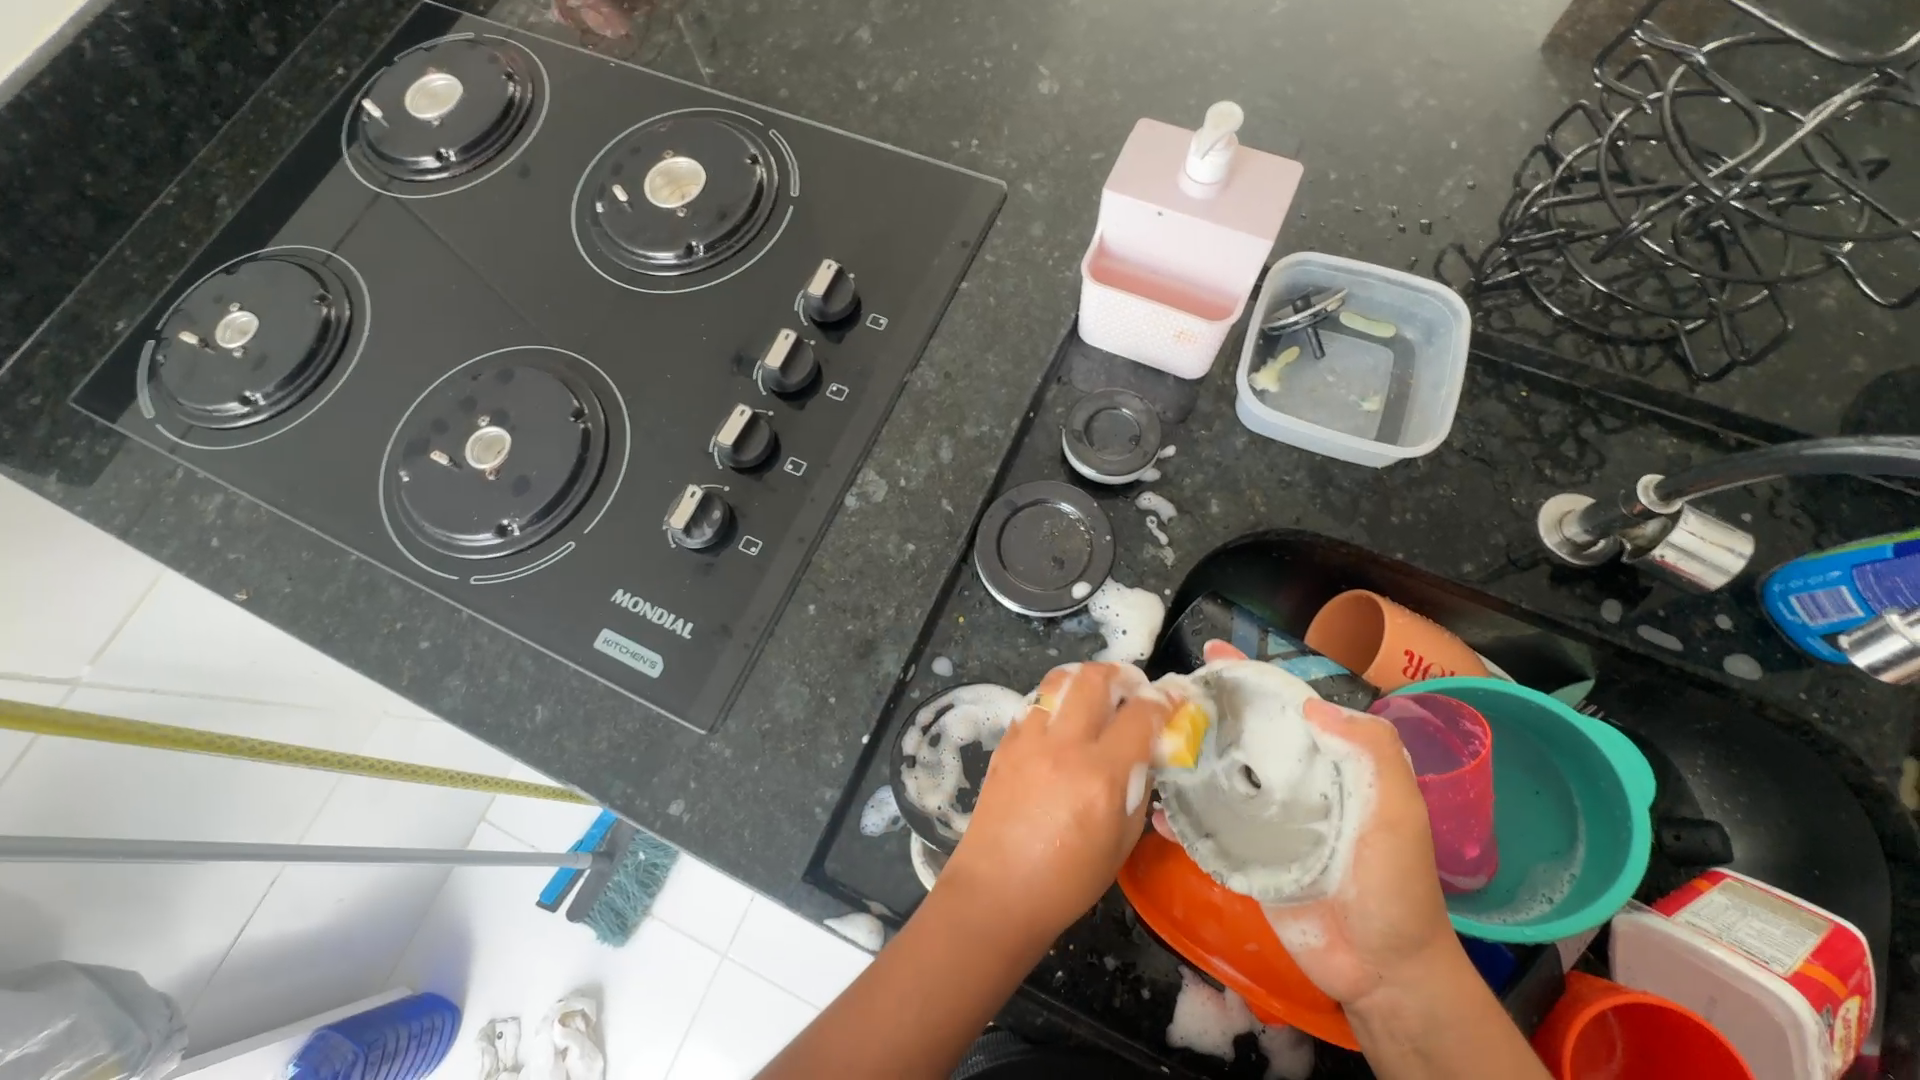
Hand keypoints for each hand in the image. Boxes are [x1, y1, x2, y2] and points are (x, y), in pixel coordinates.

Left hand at [940, 662, 1169, 944]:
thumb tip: (1146, 752)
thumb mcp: (1123, 841)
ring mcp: (1028, 741)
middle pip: (1094, 678)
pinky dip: (1056, 703)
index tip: (1175, 696)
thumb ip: (1139, 787)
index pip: (1142, 714)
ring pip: (1059, 680)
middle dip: (1122, 675)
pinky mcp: (1005, 744)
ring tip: (1097, 698)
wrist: (997, 892)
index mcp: (1101, 776)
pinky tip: (1063, 724)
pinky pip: (1034, 705)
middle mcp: (1064, 747)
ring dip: (1085, 681)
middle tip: (1133, 690)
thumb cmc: (1067, 880)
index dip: (1165, 699)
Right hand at [1162, 642, 1457, 1010]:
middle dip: (1206, 711)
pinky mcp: (1242, 858)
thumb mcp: (1399, 811)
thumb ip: (1372, 752)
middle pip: (1242, 736)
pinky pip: (1203, 829)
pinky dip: (1177, 818)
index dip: (1252, 678)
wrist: (1381, 968)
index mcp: (1329, 764)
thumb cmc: (1394, 885)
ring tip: (1145, 741)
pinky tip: (1153, 807)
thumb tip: (1311, 705)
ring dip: (1183, 759)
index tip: (1214, 653)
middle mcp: (1292, 784)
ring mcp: (1263, 822)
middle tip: (1162, 694)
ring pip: (1216, 778)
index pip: (1286, 708)